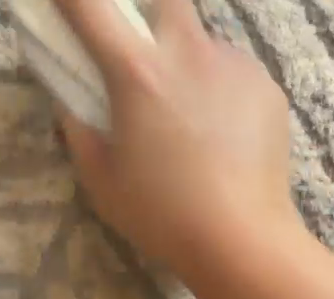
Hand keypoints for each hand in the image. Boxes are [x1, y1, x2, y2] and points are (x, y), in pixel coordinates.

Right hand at [53, 0, 299, 276]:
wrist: (242, 239)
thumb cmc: (163, 217)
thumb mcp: (103, 185)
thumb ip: (80, 136)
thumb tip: (72, 109)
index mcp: (137, 72)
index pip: (90, 6)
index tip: (66, 5)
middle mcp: (188, 51)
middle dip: (146, 13)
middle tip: (144, 62)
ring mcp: (234, 64)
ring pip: (203, 45)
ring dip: (189, 68)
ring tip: (191, 125)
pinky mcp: (267, 87)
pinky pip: (235, 77)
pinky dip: (222, 98)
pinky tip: (223, 144)